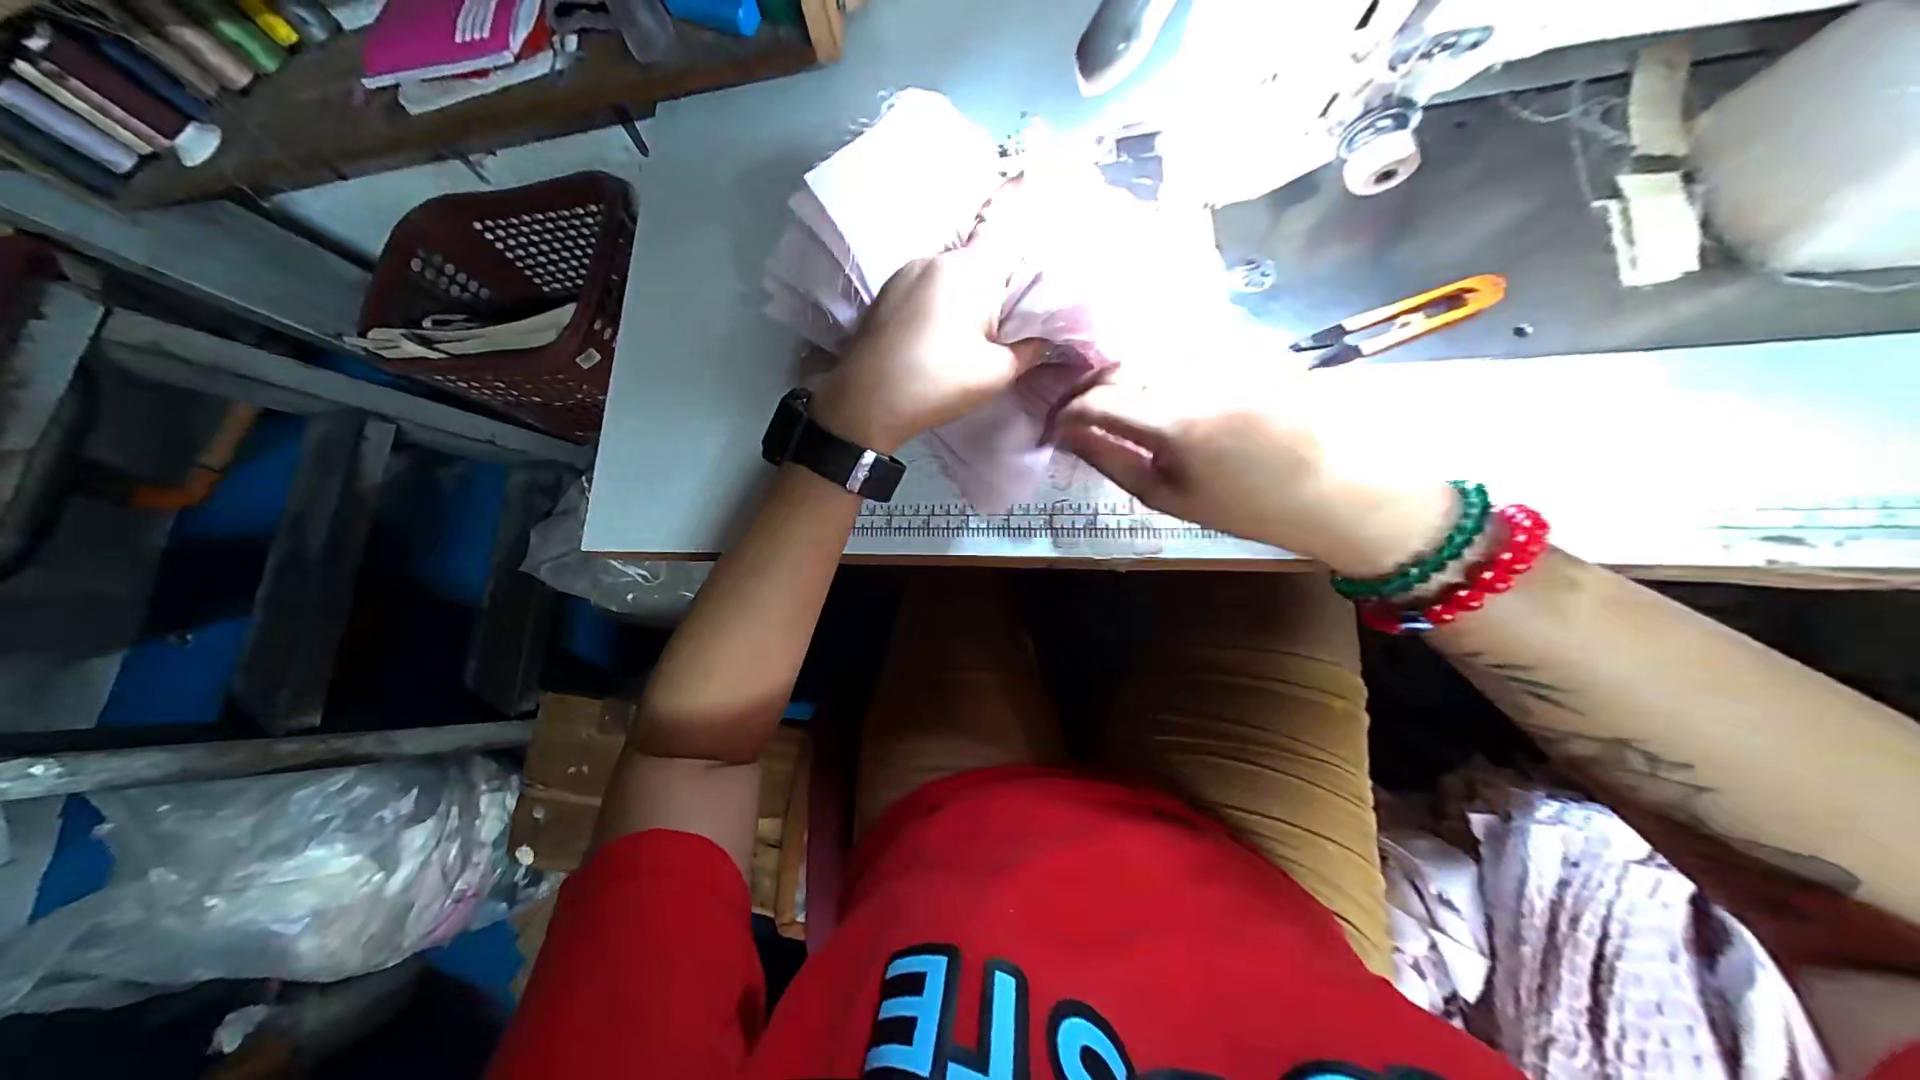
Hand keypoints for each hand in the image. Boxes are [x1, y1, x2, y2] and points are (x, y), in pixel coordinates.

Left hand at [810, 196, 1046, 453]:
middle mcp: (932, 259)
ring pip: (950, 275)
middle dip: (999, 282)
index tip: (1039, 229)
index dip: (1024, 221)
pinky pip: (926, 288)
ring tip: (977, 331)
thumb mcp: (996, 374)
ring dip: (968, 295)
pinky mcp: (886, 295)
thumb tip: (1050, 340)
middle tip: (1015, 315)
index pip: (1004, 229)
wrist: (863, 404)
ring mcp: (904, 275)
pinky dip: (942, 303)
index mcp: (964, 268)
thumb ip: (1031, 350)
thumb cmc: (936, 383)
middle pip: (979, 259)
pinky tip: (943, 334)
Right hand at [1057, 367, 1457, 576]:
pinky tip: (1174, 388)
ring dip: (1128, 376)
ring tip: (1127, 404)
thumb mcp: (1172, 498)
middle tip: (1088, 416)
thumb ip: (1114, 462)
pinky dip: (1166, 365)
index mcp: (1176, 424)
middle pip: (1121, 367)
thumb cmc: (1250, 506)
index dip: (1069, 411)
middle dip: (1095, 389)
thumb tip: (1068, 435)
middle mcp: (1198, 377)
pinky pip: (1188, 345)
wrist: (1338, 486)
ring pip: (1152, 352)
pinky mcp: (1249, 343)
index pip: (1099, 400)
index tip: (1060, 426)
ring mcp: (1226, 354)